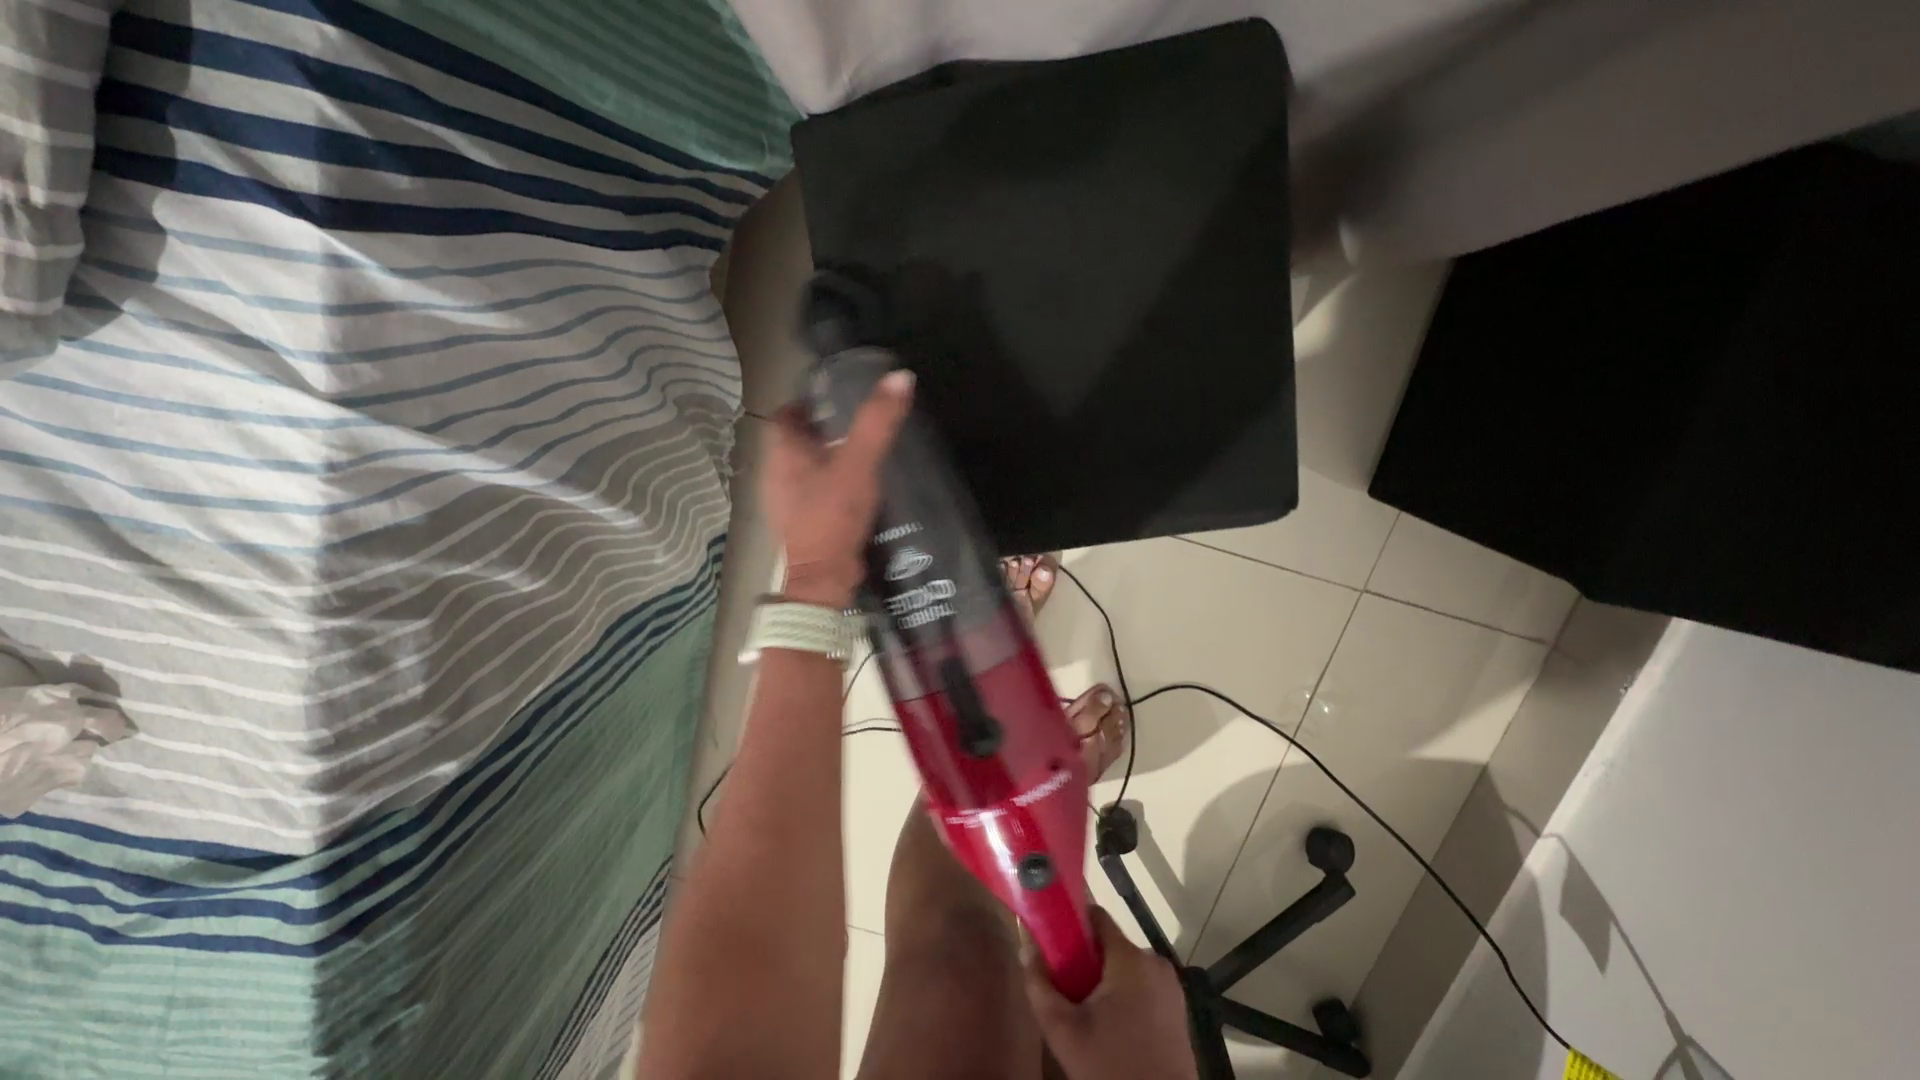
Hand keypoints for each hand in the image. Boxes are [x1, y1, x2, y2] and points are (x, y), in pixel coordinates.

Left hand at [761, 370, 914, 608]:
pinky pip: (813, 493)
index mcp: (782, 453)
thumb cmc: (833, 515)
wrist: (824, 578)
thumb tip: (901, 377)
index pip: (785, 414)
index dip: (806, 402)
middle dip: (822, 429)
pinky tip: (857, 489)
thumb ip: (878, 421)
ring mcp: (785, 502)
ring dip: (827, 458)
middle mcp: (775, 474)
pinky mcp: (801, 524)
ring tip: (862, 453)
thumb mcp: (859, 462)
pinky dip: (831, 485)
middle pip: (795, 440)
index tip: (835, 397)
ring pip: (804, 468)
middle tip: (856, 422)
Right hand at [1024, 907, 1197, 1079]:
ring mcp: (1170, 984)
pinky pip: (1142, 984)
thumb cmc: (1111, 1066)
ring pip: (1125, 966)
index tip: (1051, 942)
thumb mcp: (1063, 1030)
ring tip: (1086, 1013)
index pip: (1096, 916)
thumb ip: (1039, 985)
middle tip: (1065, 988)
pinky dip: (1124, 994)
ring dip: (1104, 980)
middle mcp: (1154, 961)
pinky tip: (1111, 1025)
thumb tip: (1026, 948)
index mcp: (1130, 958)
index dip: (1071, 923)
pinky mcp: (1178, 1006)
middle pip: (1109, 944)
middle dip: (1085, 960)